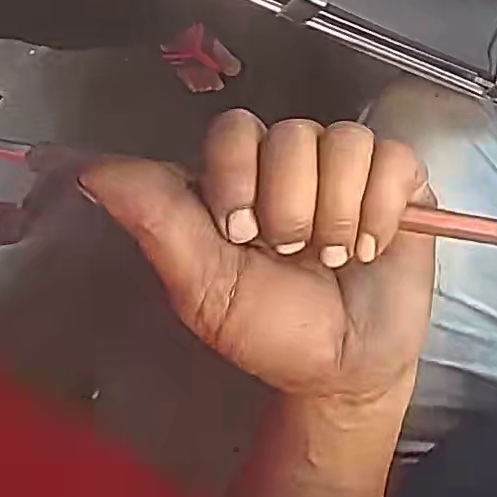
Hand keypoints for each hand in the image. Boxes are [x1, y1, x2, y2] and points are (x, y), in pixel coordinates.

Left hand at [81, 111, 436, 406]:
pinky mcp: (402, 180)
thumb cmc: (276, 332)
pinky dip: (382, 209)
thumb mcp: (207, 288)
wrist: (345, 368)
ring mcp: (354, 167)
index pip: (237, 129)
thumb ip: (159, 223)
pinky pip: (395, 160)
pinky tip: (373, 245)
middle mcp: (301, 162)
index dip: (239, 173)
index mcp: (247, 178)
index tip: (241, 233)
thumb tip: (94, 170)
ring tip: (338, 254)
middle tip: (296, 254)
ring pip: (348, 140)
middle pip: (295, 133)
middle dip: (293, 205)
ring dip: (340, 211)